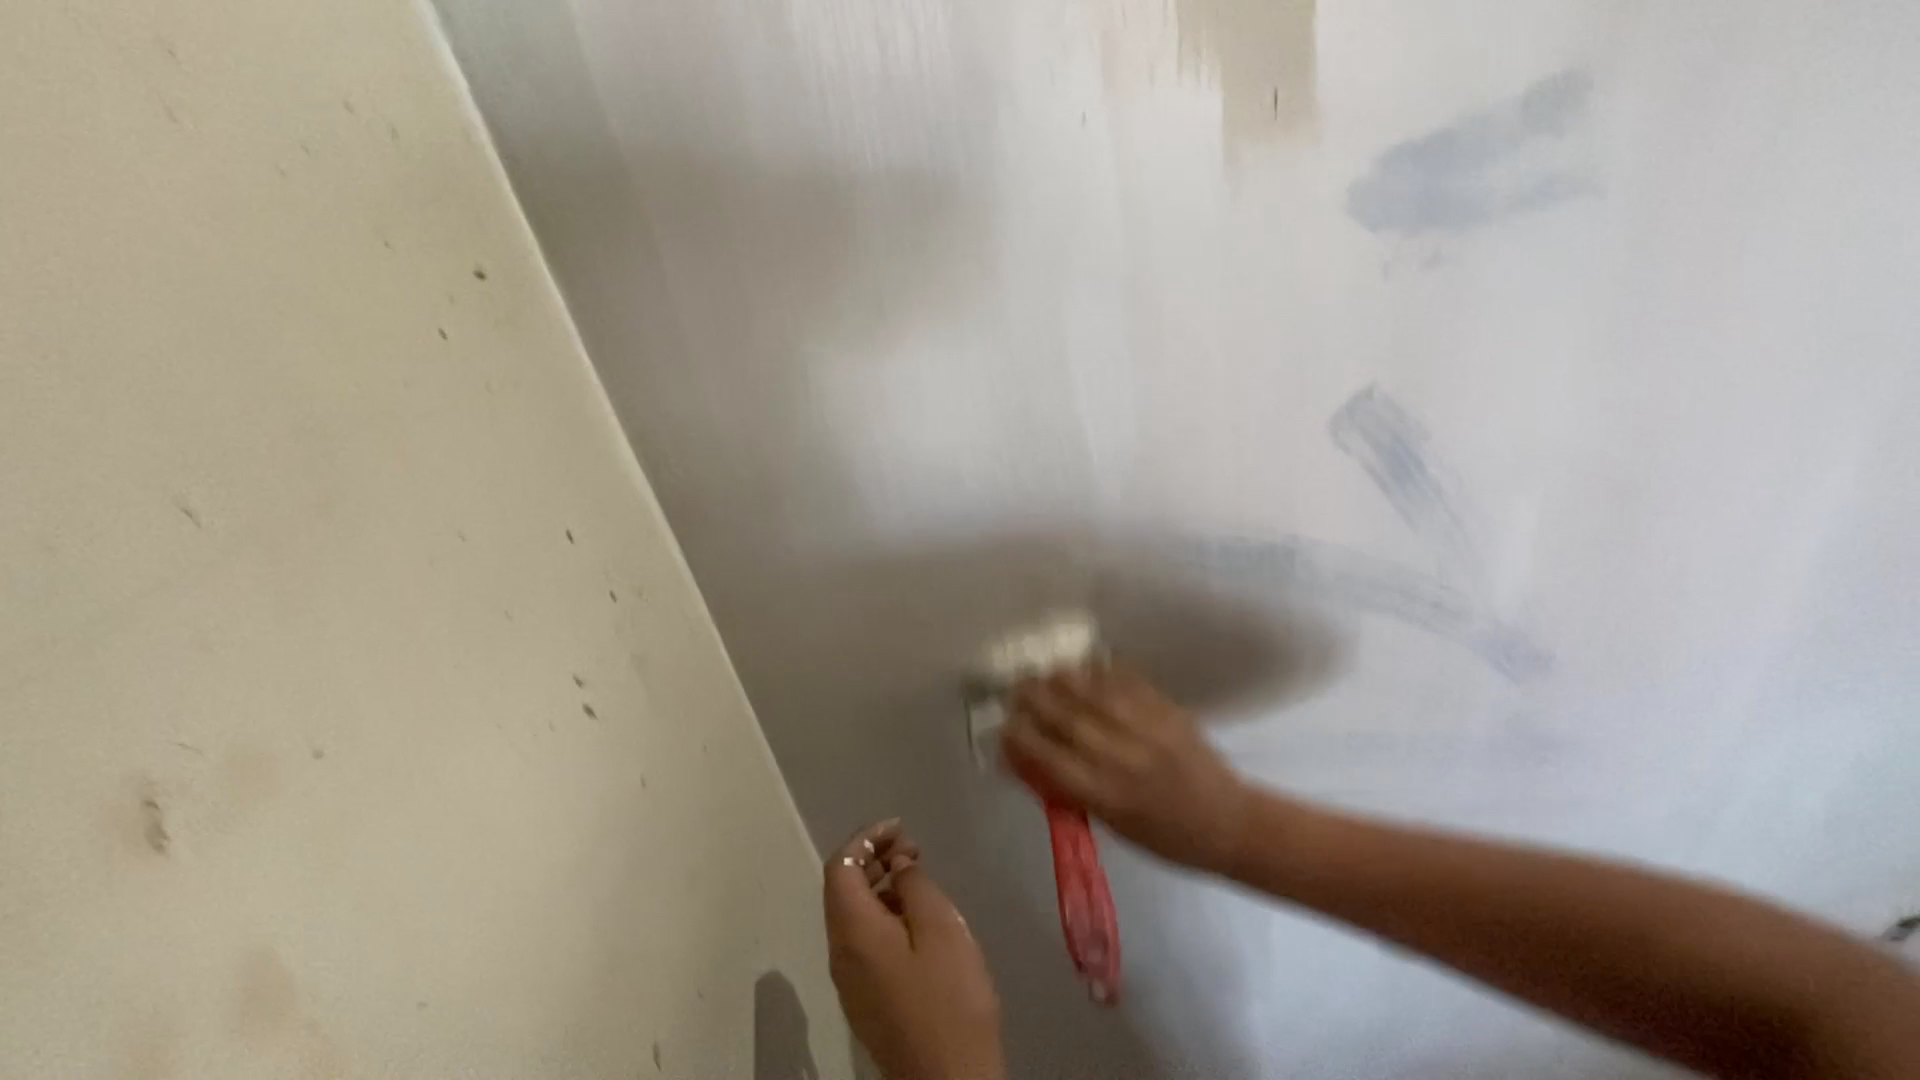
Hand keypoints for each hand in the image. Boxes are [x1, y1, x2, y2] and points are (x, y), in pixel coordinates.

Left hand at [823, 820, 1005, 1079]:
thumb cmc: (949, 999)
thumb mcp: (941, 928)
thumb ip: (915, 885)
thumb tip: (898, 864)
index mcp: (852, 930)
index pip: (840, 865)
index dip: (867, 837)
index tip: (901, 827)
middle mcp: (840, 952)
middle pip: (842, 889)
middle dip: (873, 858)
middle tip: (913, 847)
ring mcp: (850, 980)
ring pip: (853, 915)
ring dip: (880, 886)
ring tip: (919, 875)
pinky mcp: (866, 998)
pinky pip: (863, 940)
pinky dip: (883, 914)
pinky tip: (916, 917)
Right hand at [1004, 666, 1251, 873]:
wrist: (1227, 822)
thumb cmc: (1164, 837)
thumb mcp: (1110, 823)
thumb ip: (1070, 789)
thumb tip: (1029, 762)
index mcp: (1101, 793)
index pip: (1045, 756)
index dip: (1017, 737)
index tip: (1003, 726)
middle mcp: (1117, 756)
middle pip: (1061, 716)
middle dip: (1031, 698)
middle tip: (1015, 690)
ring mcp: (1142, 727)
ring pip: (1088, 689)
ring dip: (1059, 678)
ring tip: (1043, 673)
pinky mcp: (1164, 709)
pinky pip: (1123, 680)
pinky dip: (1098, 670)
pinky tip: (1084, 667)